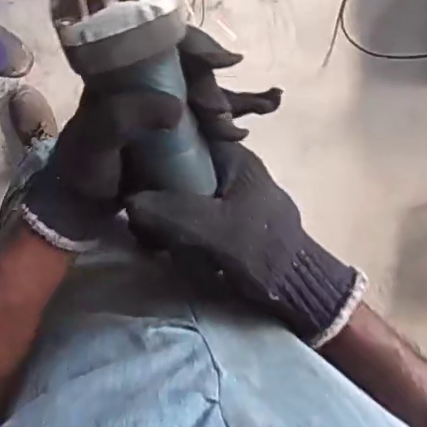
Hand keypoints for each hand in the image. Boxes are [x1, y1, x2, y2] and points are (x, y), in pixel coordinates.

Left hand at [21, 29, 280, 249]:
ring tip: (250, 119)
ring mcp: (163, 106)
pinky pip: (210, 116)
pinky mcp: (178, 131)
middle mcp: (145, 83)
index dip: (195, 45)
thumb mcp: (94, 140)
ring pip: (206, 91)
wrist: (84, 207)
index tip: (219, 62)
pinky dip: (233, 116)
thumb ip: (123, 118)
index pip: (162, 39)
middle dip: (213, 87)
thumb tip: (176, 106)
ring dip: (232, 100)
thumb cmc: (83, 168)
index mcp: (120, 72)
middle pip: (191, 68)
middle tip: (220, 118)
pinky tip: (249, 124)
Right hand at [125, 140, 364, 346]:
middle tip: (132, 208)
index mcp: (235, 158)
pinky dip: (174, 225)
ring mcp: (230, 194)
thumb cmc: (264, 252)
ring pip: (181, 191)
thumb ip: (174, 213)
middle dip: (154, 187)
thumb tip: (128, 201)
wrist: (299, 291)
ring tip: (143, 232)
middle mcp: (231, 168)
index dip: (154, 145)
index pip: (186, 134)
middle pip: (179, 165)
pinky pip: (189, 212)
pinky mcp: (227, 219)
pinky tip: (158, 243)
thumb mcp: (217, 230)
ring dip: (162, 211)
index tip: (128, 165)